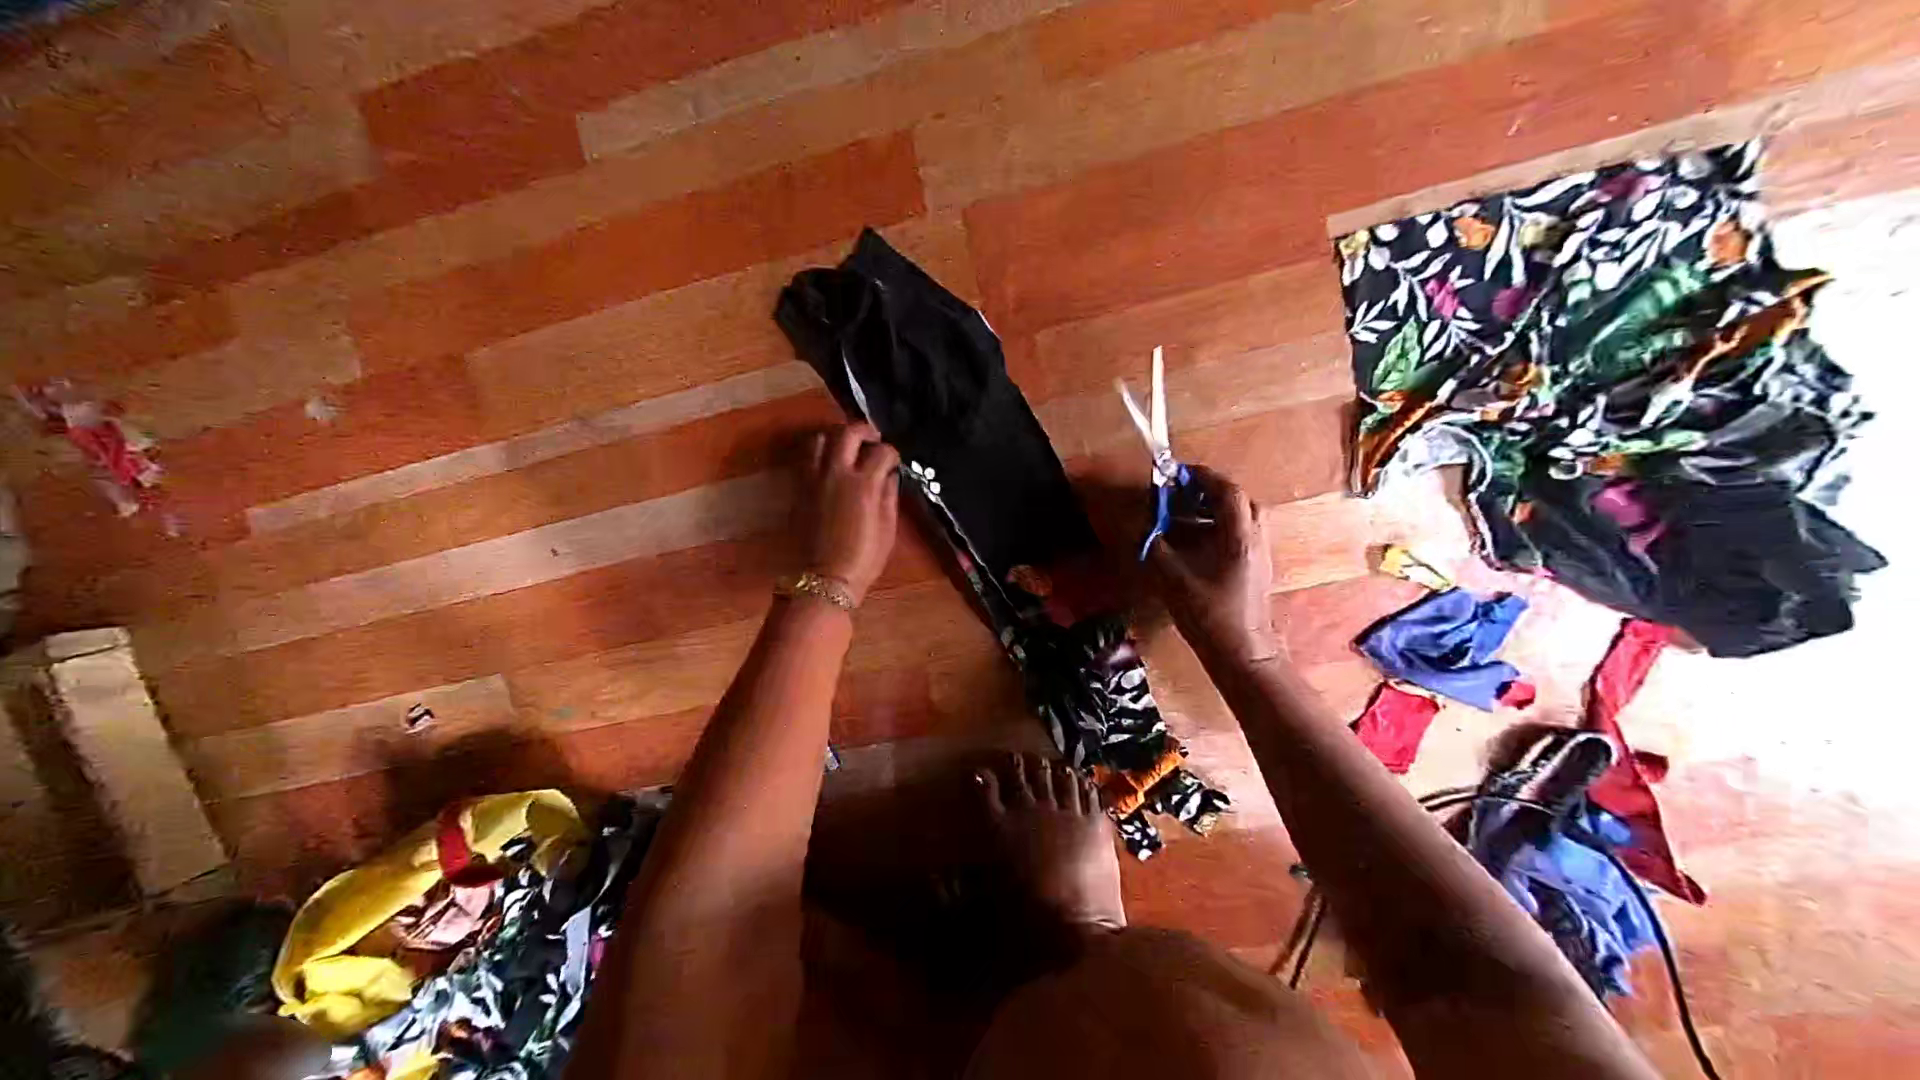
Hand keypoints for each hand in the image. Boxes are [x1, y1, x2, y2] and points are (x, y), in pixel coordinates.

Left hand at [797, 423, 900, 603]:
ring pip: (820, 439)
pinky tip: (829, 465)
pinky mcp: (799, 488)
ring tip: (846, 447)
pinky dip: (819, 454)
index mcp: (864, 485)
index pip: (882, 452)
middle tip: (872, 439)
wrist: (823, 578)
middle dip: (864, 431)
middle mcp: (837, 474)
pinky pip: (806, 459)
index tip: (893, 461)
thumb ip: (889, 497)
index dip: (892, 453)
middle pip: (848, 433)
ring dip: (836, 437)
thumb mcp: (887, 530)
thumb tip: (889, 476)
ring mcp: (814, 479)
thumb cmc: (863, 559)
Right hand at [1146, 465, 1276, 659]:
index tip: (1176, 474)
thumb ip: (1155, 547)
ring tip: (1185, 513)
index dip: (1202, 477)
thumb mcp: (1174, 580)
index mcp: (1239, 538)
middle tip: (1182, 492)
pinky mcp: (1255, 568)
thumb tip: (1137, 524)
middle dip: (1210, 491)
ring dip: (1214, 509)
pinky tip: (1195, 540)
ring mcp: (1259, 554)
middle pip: (1239, 500)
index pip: (1227, 491)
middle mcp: (1255, 540)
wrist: (1242, 654)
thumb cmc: (1209, 616)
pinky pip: (1239, 534)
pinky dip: (1218, 527)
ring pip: (1241, 517)